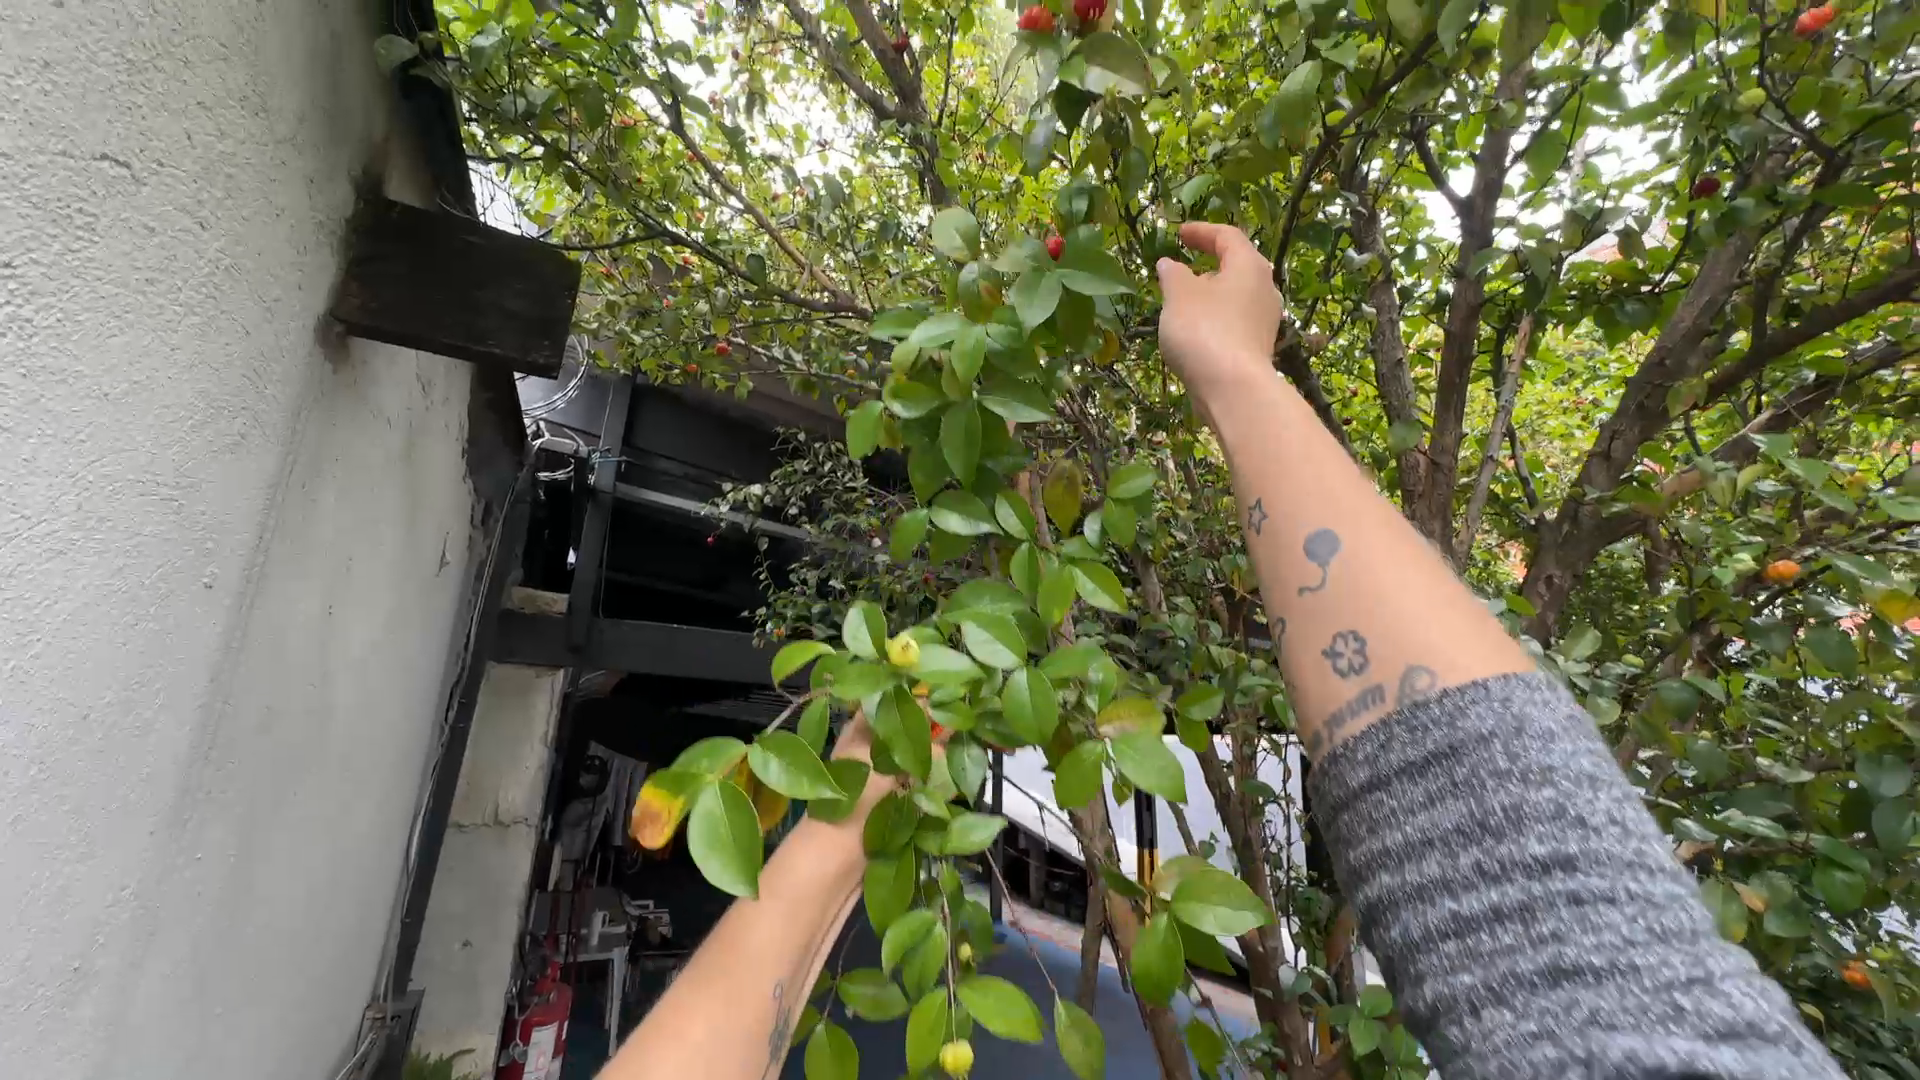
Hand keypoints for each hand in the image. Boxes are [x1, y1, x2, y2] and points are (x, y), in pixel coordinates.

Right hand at [1155, 223, 1284, 423]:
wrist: (1231, 388)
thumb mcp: (1178, 296)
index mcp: (1248, 265)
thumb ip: (1172, 275)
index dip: (1202, 232)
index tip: (1180, 234)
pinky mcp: (1257, 347)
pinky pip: (1233, 322)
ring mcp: (1264, 320)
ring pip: (1234, 297)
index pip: (1227, 236)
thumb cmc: (1203, 330)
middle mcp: (1264, 288)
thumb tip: (1169, 264)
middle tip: (1182, 271)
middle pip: (1236, 267)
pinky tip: (1194, 334)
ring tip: (1182, 305)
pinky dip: (1214, 319)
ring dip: (1209, 296)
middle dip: (1208, 266)